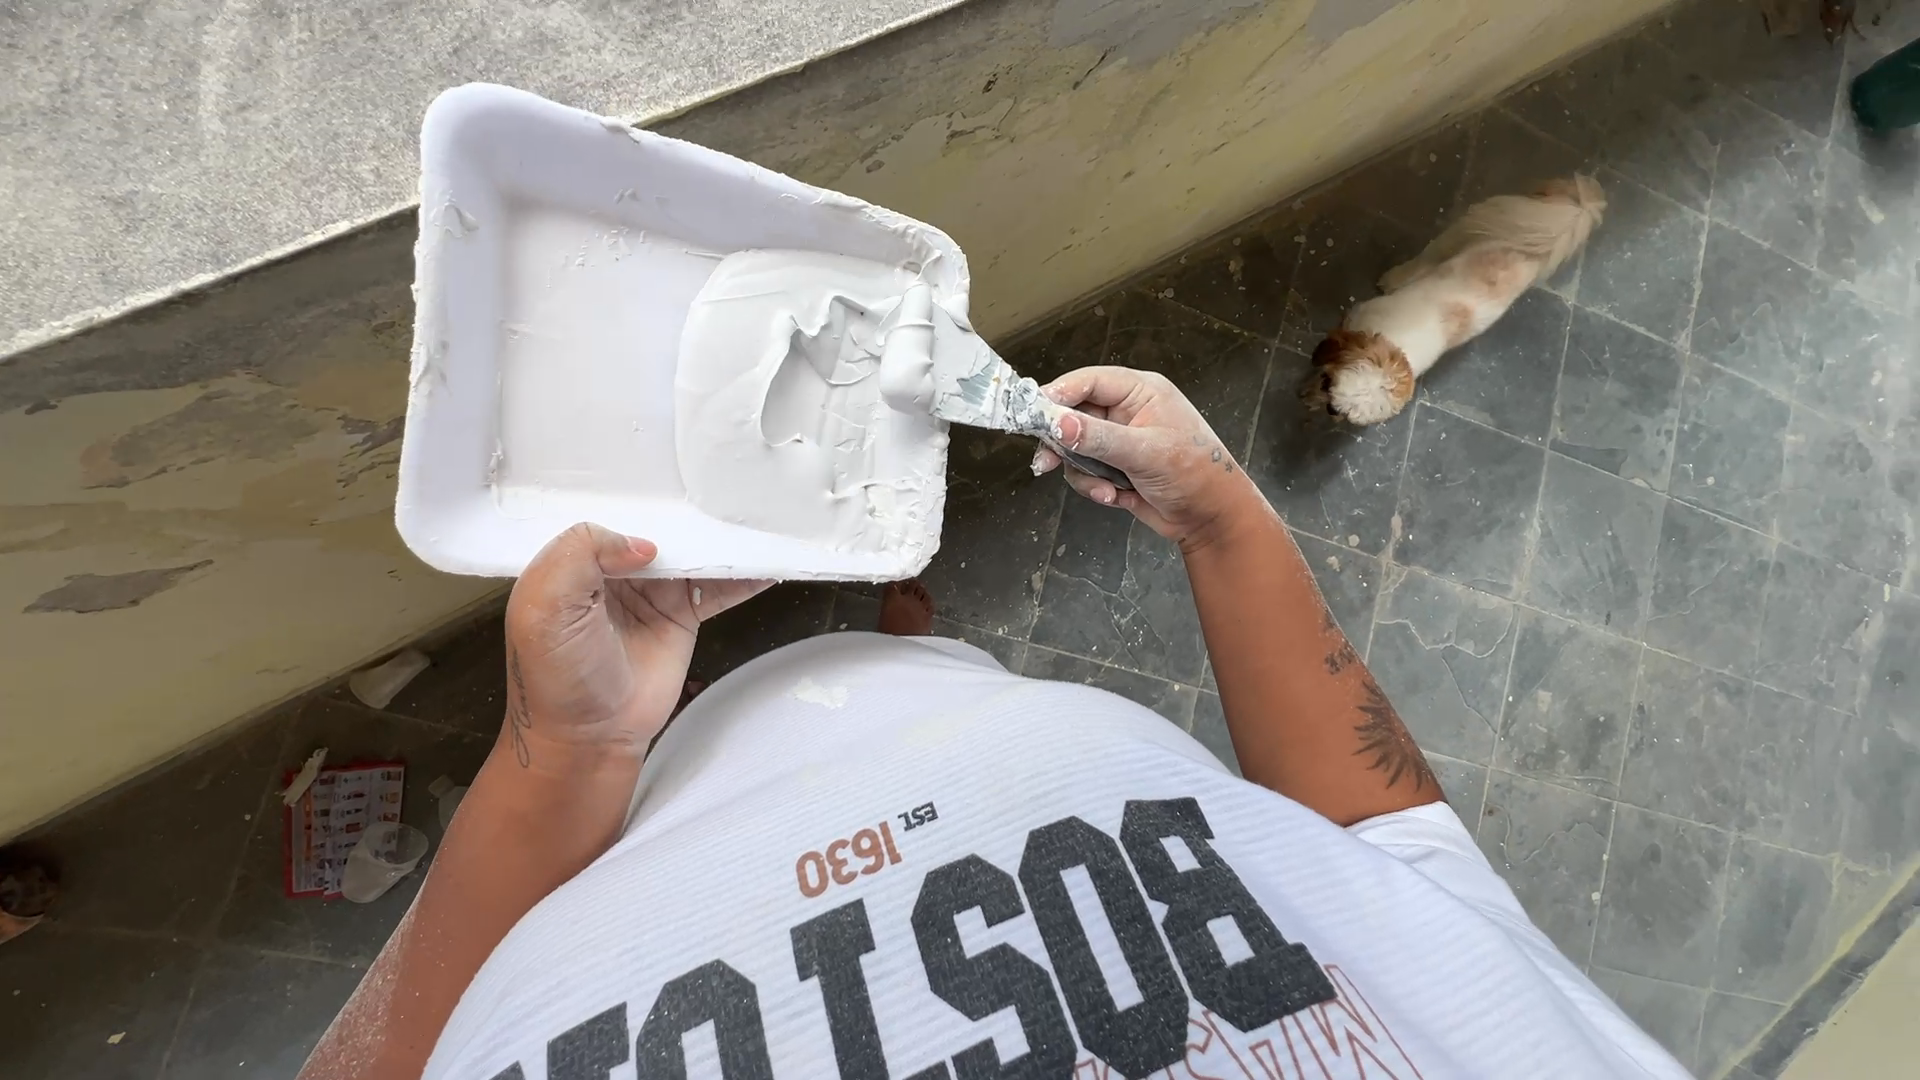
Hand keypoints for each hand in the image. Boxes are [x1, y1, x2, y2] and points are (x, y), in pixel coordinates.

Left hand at [501, 523, 768, 770]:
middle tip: (724, 496)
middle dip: (688, 517)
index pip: (610, 520)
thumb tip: (646, 545)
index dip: (638, 506)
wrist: (592, 735)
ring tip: (753, 525)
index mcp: (575, 563)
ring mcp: (653, 593)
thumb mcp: (545, 608)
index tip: (670, 497)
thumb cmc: (557, 675)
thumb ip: (579, 556)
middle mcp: (615, 573)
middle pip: (658, 533)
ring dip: (722, 545)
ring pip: (692, 557)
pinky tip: (768, 564)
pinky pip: (717, 589)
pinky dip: (744, 577)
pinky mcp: (683, 616)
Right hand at [1033, 366, 1271, 550]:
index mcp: (1140, 391)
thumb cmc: (1193, 473)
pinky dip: (1092, 486)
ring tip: (1103, 489)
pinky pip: (1084, 471)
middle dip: (1062, 441)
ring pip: (1073, 448)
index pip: (1087, 382)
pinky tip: (1112, 497)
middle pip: (1072, 416)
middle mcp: (1125, 411)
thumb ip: (1098, 437)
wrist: (1210, 517)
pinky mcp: (1112, 467)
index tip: (1030, 413)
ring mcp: (1117, 440)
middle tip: (1045, 461)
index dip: (1057, 395)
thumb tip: (1057, 423)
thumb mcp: (1144, 452)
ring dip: (1082, 472)